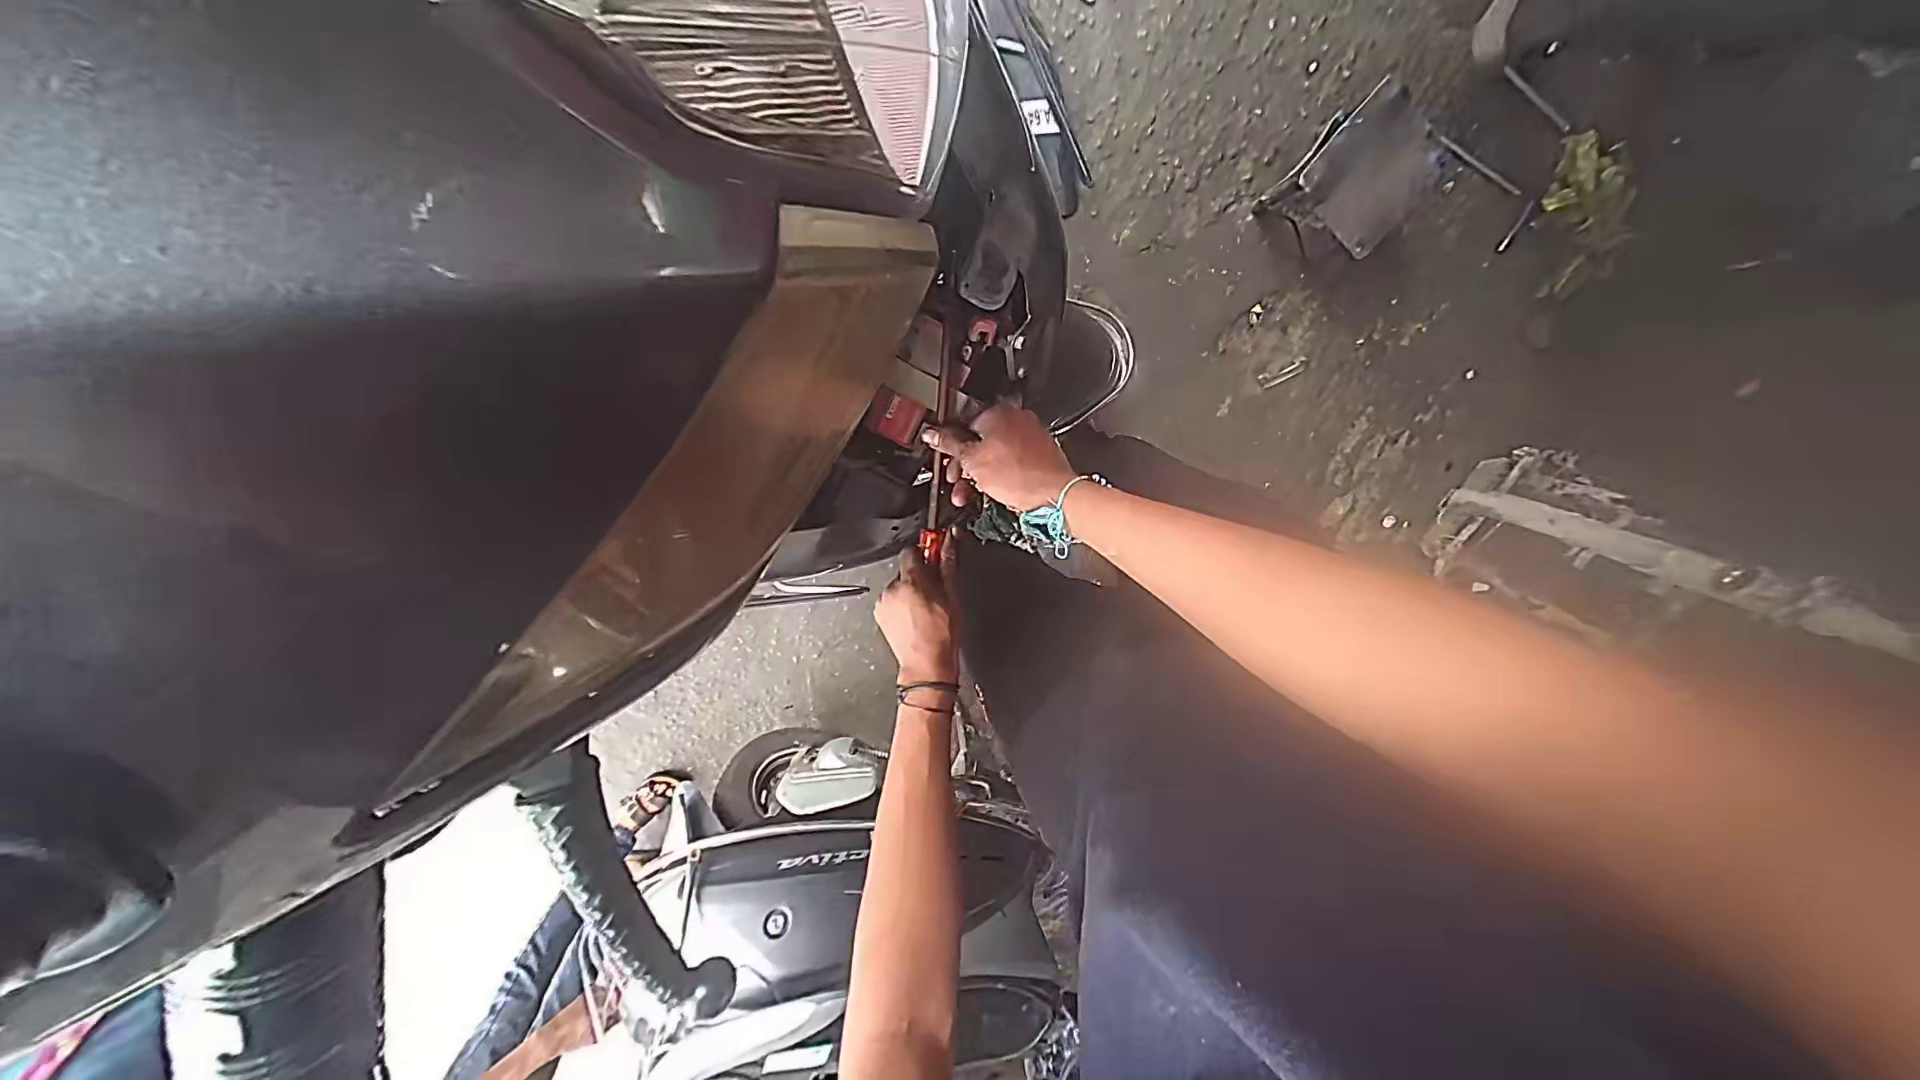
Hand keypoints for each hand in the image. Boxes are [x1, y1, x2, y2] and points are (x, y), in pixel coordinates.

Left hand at [876, 547, 955, 684]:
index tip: (933, 558)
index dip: (924, 553)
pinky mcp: (880, 614)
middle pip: (905, 570)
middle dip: (919, 577)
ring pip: (898, 586)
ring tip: (924, 610)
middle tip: (934, 593)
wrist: (926, 665)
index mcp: (911, 581)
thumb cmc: (941, 636)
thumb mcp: (951, 596)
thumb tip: (949, 542)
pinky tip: (914, 618)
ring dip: (909, 591)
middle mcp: (892, 589)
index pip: (912, 551)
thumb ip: (947, 564)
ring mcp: (884, 603)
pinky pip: (891, 600)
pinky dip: (900, 604)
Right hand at [922, 405, 1075, 512]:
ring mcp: (1029, 436)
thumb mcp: (972, 462)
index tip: (944, 459)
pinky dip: (998, 474)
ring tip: (969, 492)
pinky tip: (992, 489)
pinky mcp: (1038, 454)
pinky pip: (1011, 461)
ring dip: (978, 473)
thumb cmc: (1019, 476)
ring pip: (994, 453)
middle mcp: (1015, 419)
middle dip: (963, 464)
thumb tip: (933, 435)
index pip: (961, 424)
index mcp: (997, 413)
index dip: (949, 446)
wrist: (1054, 495)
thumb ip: (949, 446)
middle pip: (978, 440)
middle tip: (956, 479)